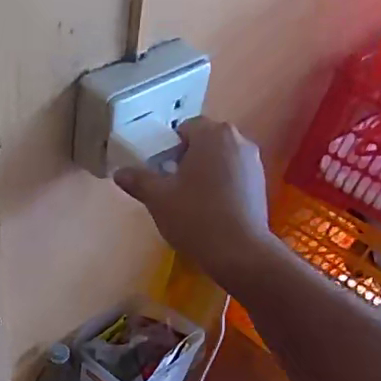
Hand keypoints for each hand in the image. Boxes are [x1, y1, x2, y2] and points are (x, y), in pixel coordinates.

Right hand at [113, 118, 276, 279]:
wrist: (238, 251)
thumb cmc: (195, 218)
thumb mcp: (159, 200)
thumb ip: (139, 181)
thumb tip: (120, 173)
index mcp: (212, 134)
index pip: (185, 129)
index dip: (169, 149)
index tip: (161, 173)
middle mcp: (238, 139)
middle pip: (205, 143)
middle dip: (188, 160)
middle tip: (173, 189)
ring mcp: (254, 162)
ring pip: (221, 161)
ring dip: (206, 174)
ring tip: (193, 204)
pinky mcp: (261, 184)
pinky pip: (235, 177)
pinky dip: (223, 188)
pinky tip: (212, 213)